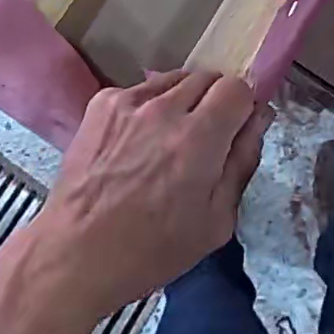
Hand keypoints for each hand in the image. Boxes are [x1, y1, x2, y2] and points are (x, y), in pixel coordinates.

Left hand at [20, 70, 272, 318]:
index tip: (237, 127)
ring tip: (171, 137)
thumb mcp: (217, 220)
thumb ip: (244, 160)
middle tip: (207, 137)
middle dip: (217, 101)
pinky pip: (144, 88)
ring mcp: (130, 101)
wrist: (73, 256)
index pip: (239, 87)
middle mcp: (166, 109)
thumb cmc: (152, 249)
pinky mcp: (102, 103)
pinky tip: (140, 139)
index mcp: (200, 138)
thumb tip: (261, 117)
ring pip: (177, 78)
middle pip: (210, 77)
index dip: (243, 106)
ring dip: (186, 99)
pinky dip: (152, 105)